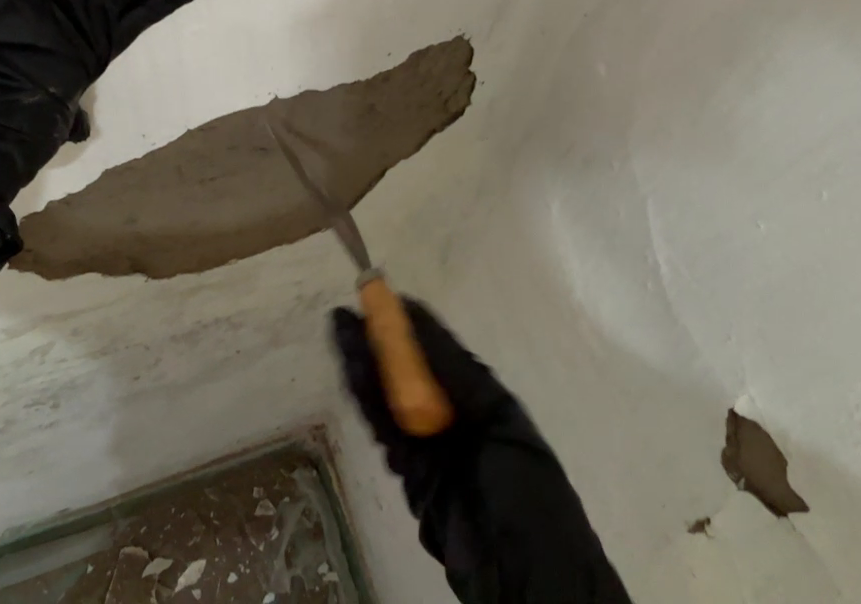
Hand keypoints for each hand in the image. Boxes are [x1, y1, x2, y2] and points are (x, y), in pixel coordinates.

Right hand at [332, 299, 631, 603]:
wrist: (521, 565)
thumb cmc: (521, 483)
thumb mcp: (496, 419)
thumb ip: (454, 374)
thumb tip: (418, 323)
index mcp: (484, 394)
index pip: (439, 348)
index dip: (410, 321)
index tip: (382, 294)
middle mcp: (454, 411)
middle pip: (409, 368)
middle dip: (380, 338)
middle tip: (350, 307)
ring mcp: (430, 441)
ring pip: (389, 394)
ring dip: (365, 362)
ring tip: (340, 328)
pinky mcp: (409, 470)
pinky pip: (383, 427)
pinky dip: (365, 398)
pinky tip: (349, 370)